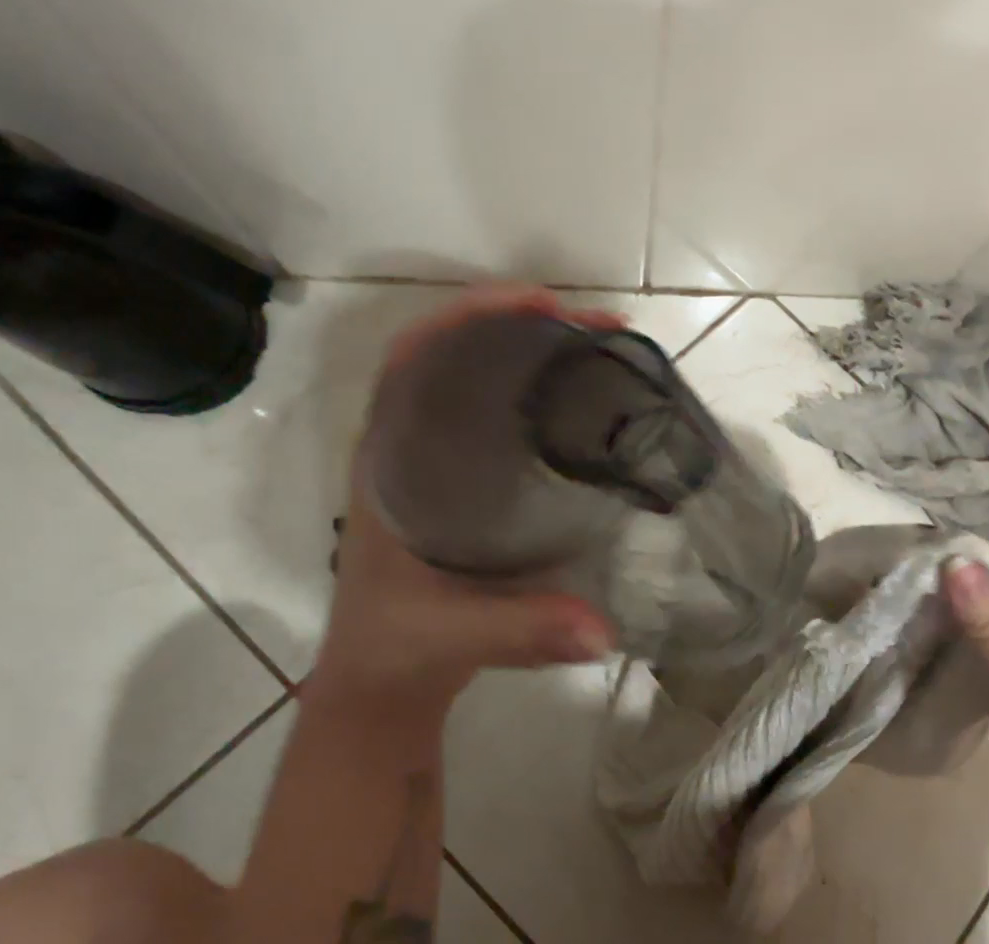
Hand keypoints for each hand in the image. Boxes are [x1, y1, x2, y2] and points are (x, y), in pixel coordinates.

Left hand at [306, 283, 621, 708]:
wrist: (384, 683)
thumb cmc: (397, 648)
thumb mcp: (452, 635)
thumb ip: (521, 630)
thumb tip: (603, 629)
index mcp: (390, 463)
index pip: (413, 358)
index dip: (470, 316)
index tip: (542, 305)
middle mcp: (412, 449)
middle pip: (459, 356)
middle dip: (526, 326)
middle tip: (599, 327)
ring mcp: (441, 465)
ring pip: (484, 381)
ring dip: (540, 353)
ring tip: (604, 349)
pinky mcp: (470, 485)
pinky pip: (503, 416)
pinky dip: (544, 392)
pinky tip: (589, 403)